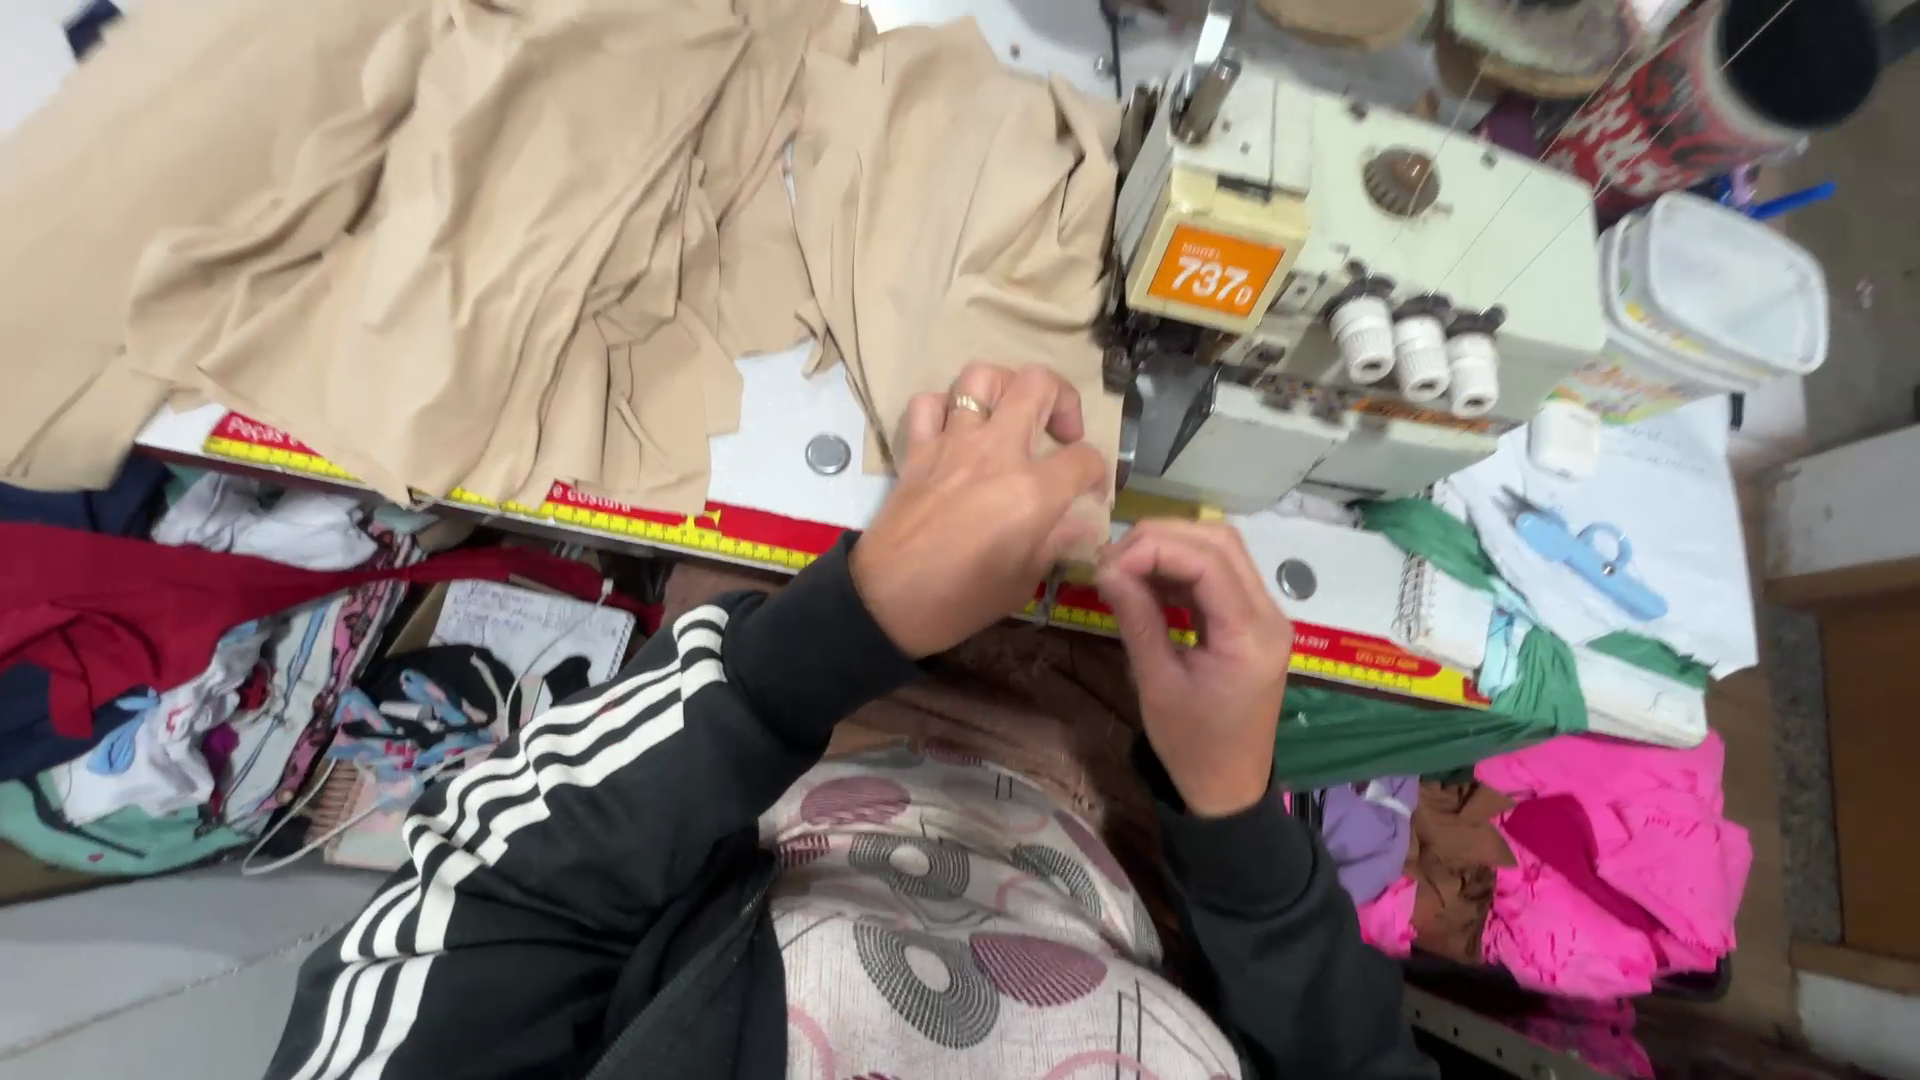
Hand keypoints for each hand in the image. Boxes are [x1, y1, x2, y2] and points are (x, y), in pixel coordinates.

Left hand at [851, 362, 1109, 657]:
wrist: (886, 602)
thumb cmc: (960, 601)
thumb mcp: (1024, 581)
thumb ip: (1057, 540)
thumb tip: (1080, 521)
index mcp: (1032, 491)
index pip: (1085, 458)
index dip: (1099, 475)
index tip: (1090, 496)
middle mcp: (995, 452)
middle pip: (1038, 384)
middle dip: (1064, 399)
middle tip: (1061, 434)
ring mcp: (952, 443)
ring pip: (981, 376)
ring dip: (1005, 388)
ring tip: (1011, 416)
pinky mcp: (917, 449)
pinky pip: (930, 403)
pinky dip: (946, 406)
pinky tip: (958, 429)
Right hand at [1095, 519, 1293, 817]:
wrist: (1228, 787)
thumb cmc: (1191, 745)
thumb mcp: (1156, 684)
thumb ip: (1137, 619)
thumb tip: (1105, 569)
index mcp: (1250, 635)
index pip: (1208, 561)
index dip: (1154, 549)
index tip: (1107, 566)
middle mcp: (1268, 614)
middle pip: (1221, 541)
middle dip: (1161, 538)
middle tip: (1112, 560)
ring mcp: (1264, 615)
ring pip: (1221, 550)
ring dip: (1170, 547)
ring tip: (1123, 566)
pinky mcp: (1251, 620)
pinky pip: (1218, 573)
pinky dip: (1180, 566)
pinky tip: (1145, 579)